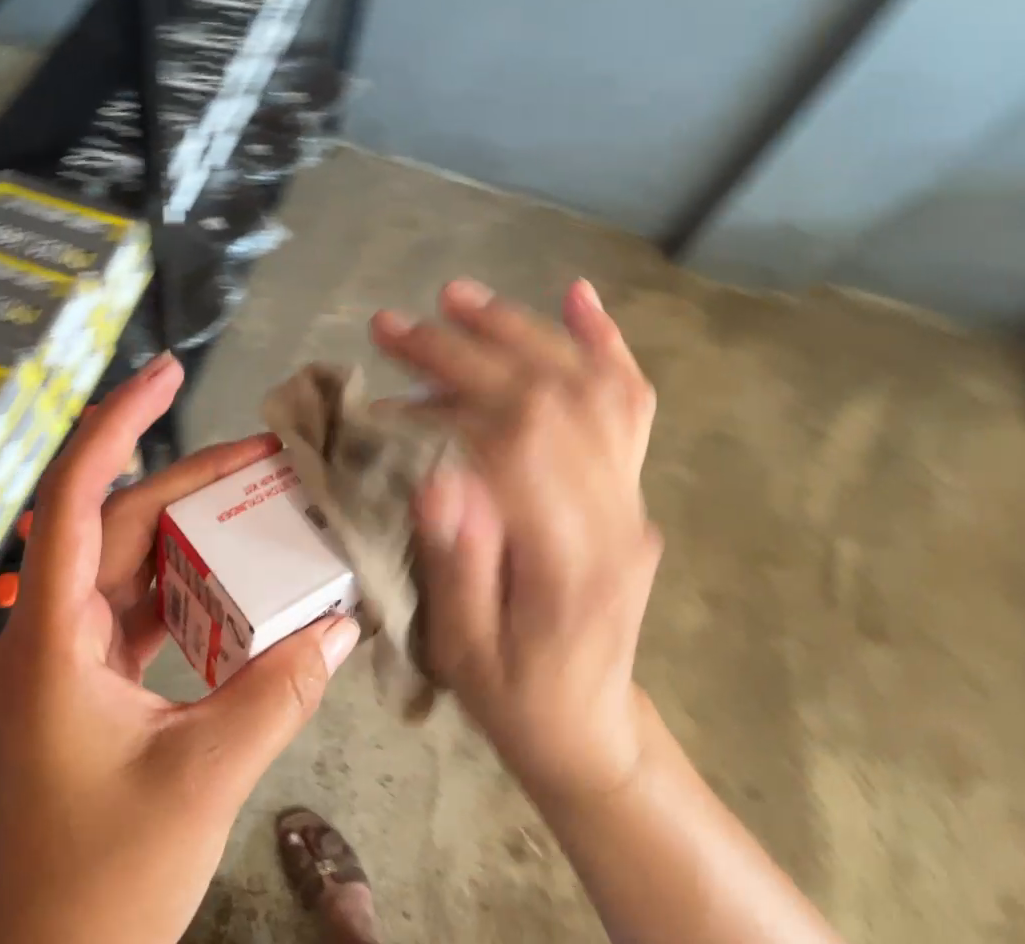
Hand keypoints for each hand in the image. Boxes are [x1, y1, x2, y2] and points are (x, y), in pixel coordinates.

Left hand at [0, 353, 361, 943]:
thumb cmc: (104, 873)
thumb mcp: (201, 776)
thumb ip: (274, 695)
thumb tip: (339, 630)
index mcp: (54, 633)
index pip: (74, 495)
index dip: (116, 425)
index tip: (165, 374)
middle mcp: (56, 629)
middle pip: (119, 523)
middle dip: (189, 482)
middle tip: (266, 457)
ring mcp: (76, 656)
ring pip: (137, 566)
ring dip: (197, 537)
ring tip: (265, 509)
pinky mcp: (99, 684)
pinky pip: (150, 612)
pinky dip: (197, 594)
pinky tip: (248, 590)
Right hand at [371, 279, 661, 803]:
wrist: (587, 724)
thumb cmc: (513, 696)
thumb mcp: (465, 652)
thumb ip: (458, 566)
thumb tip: (438, 476)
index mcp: (570, 556)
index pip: (521, 440)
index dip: (457, 386)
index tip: (394, 362)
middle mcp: (614, 513)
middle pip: (549, 399)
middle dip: (469, 348)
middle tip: (396, 324)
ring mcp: (630, 495)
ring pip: (590, 387)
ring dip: (522, 332)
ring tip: (458, 299)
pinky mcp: (628, 488)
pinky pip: (627, 405)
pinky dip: (604, 346)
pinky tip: (578, 300)